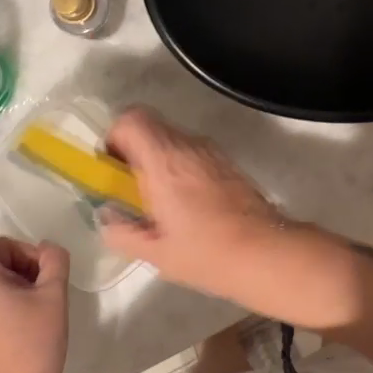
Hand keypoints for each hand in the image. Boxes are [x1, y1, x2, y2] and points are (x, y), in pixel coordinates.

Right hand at [97, 108, 295, 301]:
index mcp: (164, 161)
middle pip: (149, 125)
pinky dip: (179, 166)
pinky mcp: (226, 161)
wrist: (266, 252)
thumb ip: (122, 231)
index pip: (131, 119)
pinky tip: (186, 204)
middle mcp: (187, 145)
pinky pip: (191, 151)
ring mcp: (210, 150)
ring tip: (159, 201)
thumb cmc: (207, 253)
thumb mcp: (156, 252)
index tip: (113, 169)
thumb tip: (106, 216)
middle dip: (133, 151)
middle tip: (132, 189)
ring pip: (171, 138)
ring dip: (157, 159)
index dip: (114, 138)